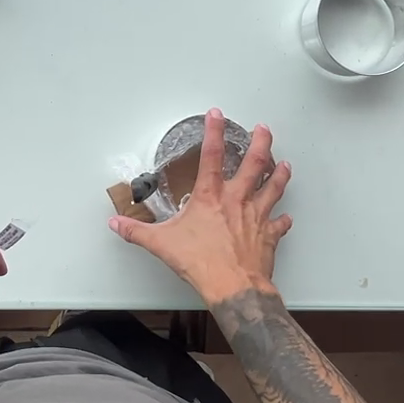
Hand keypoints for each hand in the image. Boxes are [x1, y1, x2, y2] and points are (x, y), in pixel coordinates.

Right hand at [110, 108, 292, 305]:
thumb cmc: (201, 262)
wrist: (232, 286)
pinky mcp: (268, 236)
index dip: (214, 132)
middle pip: (253, 164)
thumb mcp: (160, 243)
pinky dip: (283, 220)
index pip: (211, 156)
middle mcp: (236, 201)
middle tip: (263, 130)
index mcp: (210, 197)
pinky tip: (286, 216)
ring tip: (284, 163)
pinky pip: (279, 224)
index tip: (217, 115)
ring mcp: (256, 217)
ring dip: (280, 174)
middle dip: (260, 143)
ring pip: (273, 187)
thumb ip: (136, 231)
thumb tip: (117, 223)